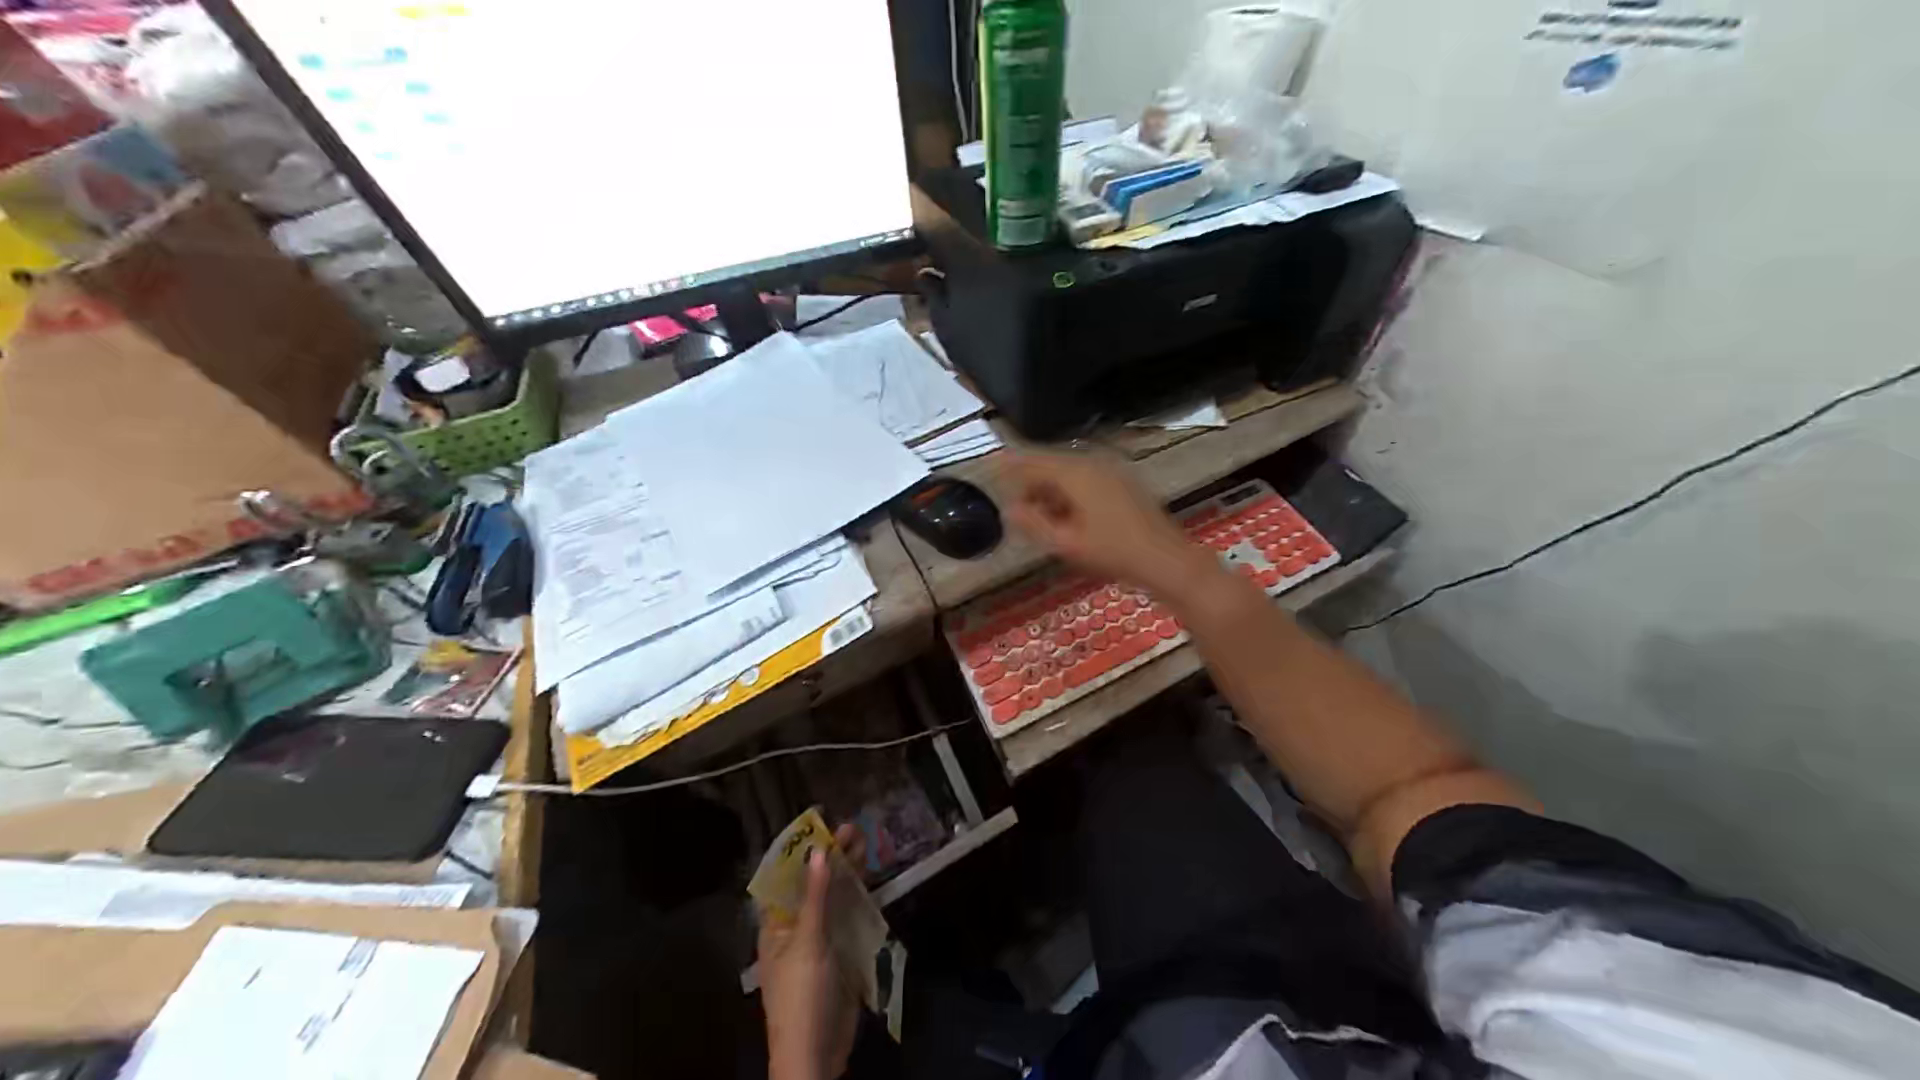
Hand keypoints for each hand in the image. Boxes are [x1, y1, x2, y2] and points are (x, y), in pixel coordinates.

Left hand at [758, 825, 864, 1079]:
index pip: (784, 877)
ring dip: (846, 871)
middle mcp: (794, 927)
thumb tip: (818, 850)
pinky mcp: (838, 952)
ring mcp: (817, 939)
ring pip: (831, 896)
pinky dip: (857, 895)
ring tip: (865, 841)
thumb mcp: (808, 942)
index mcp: (774, 924)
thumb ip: (815, 896)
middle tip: (852, 827)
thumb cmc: (801, 995)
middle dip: (829, 857)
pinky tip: (870, 877)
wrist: (816, 1055)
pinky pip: (846, 916)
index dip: (800, 850)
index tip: (818, 823)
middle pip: (811, 883)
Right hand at [1001, 451, 1213, 595]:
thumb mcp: (1065, 543)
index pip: (1033, 461)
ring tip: (1039, 518)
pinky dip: (1069, 493)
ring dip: (1049, 490)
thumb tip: (1009, 508)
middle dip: (1030, 482)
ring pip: (1068, 473)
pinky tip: (1067, 517)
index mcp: (1076, 473)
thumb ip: (1032, 523)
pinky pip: (1086, 479)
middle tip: (1015, 507)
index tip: (988, 465)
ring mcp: (1112, 471)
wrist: (1167, 560)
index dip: (1009, 463)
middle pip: (1051, 464)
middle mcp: (1093, 463)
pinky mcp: (1123, 483)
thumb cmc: (1113, 553)